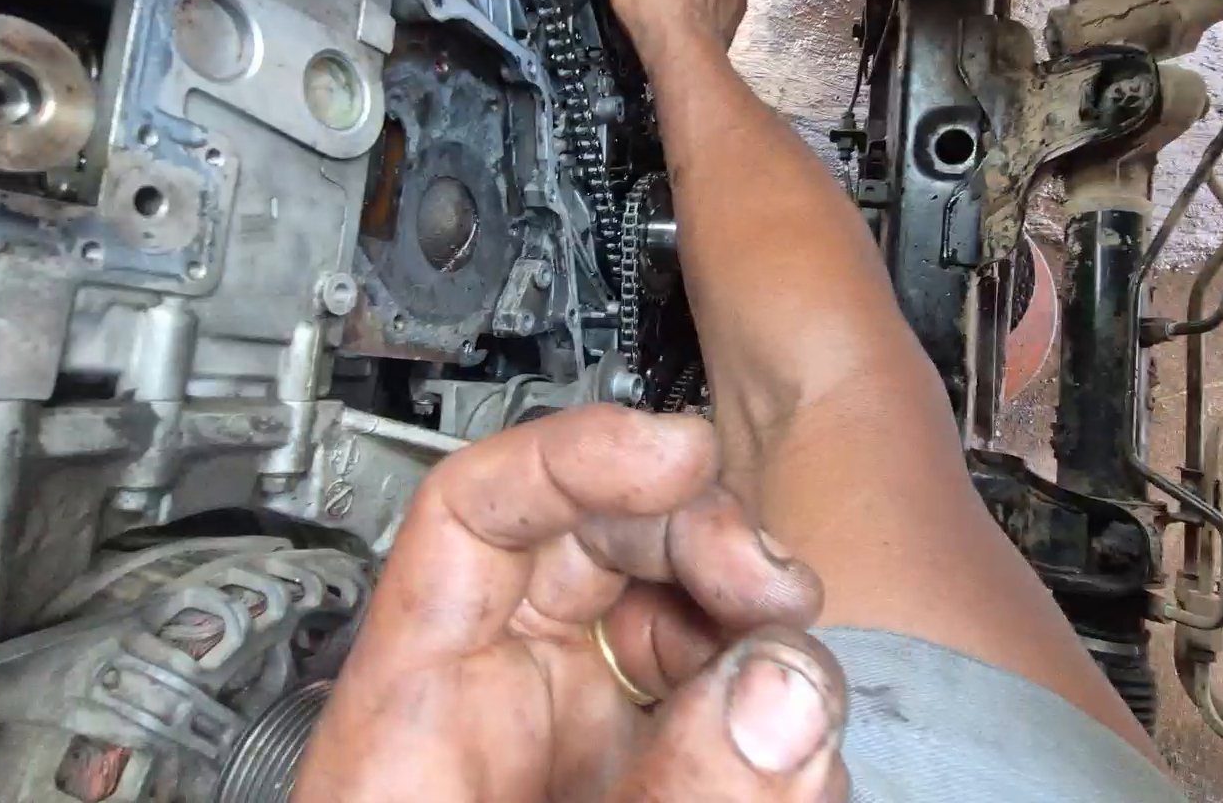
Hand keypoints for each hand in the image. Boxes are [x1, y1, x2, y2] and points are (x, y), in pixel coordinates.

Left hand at [292, 405, 848, 802]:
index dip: (575, 455)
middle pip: (597, 538)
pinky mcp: (652, 769)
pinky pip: (721, 689)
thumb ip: (672, 800)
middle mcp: (508, 695)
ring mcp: (585, 730)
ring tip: (796, 686)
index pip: (478, 513)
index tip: (678, 454)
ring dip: (750, 615)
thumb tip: (784, 686)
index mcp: (426, 710)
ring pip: (675, 604)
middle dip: (694, 531)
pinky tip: (794, 750)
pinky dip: (773, 701)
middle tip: (772, 579)